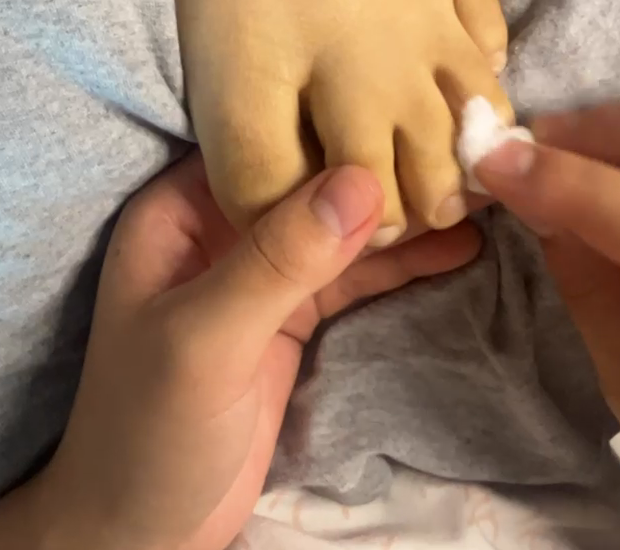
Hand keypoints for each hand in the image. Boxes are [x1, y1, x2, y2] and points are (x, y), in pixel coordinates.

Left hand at [0, 154, 480, 549]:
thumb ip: (278, 262)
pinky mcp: (289, 317)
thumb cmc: (149, 426)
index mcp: (178, 209)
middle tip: (462, 152)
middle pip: (306, 185)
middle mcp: (218, 226)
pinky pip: (350, 278)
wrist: (144, 529)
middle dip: (376, 171)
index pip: (261, 145)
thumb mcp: (206, 338)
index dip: (329, 129)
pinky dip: (398, 266)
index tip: (405, 112)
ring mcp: (257, 273)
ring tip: (475, 195)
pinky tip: (454, 247)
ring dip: (399, 220)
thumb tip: (361, 180)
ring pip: (336, 231)